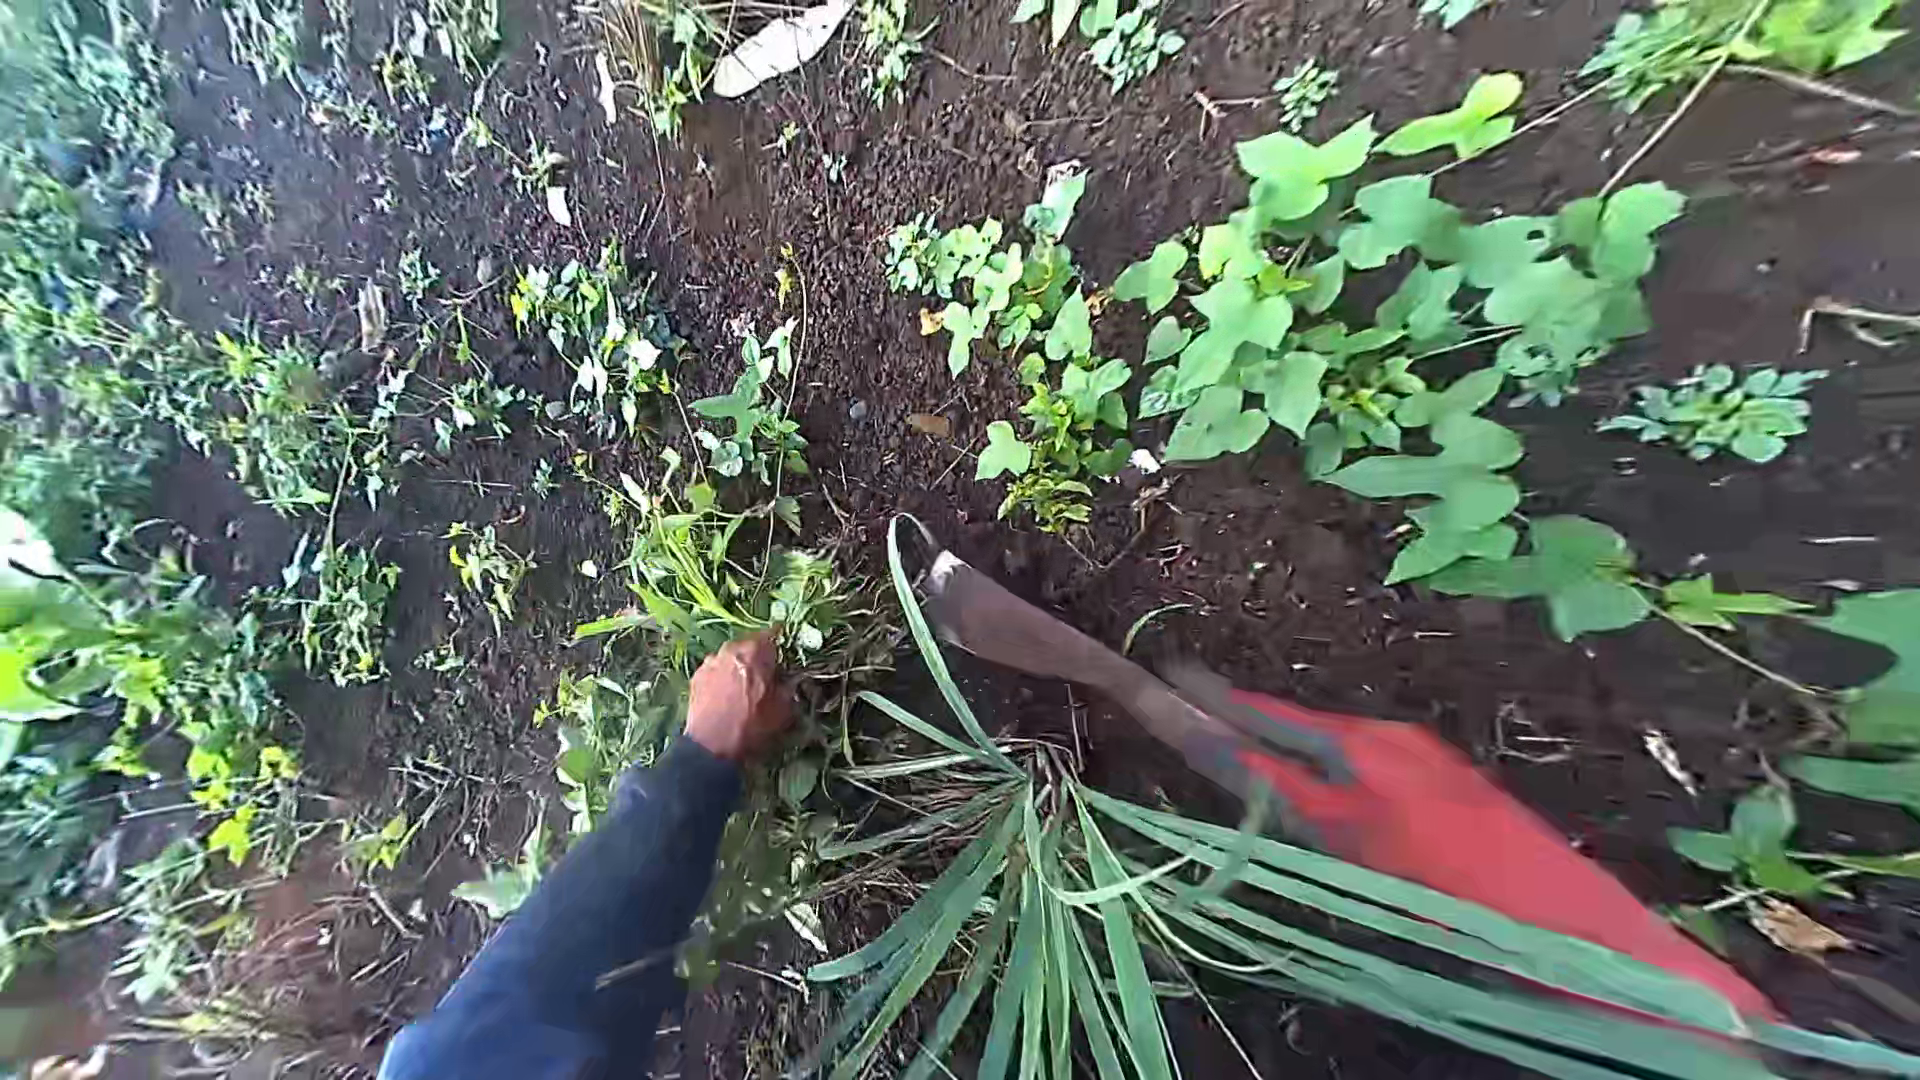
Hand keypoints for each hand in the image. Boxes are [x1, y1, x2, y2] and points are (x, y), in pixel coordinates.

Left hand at [684, 630, 790, 762]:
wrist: (711, 747)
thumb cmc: (752, 725)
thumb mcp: (784, 707)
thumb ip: (789, 685)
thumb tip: (790, 678)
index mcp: (755, 650)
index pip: (774, 633)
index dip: (782, 643)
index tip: (786, 653)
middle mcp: (731, 649)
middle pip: (751, 643)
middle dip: (759, 655)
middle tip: (767, 673)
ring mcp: (710, 661)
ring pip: (732, 656)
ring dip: (740, 665)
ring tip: (744, 685)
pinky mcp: (696, 676)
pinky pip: (716, 669)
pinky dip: (723, 676)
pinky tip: (726, 694)